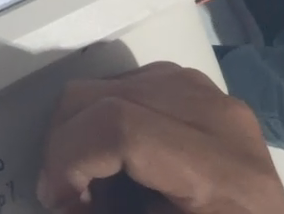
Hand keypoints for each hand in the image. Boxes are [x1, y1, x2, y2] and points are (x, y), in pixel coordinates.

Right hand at [38, 62, 283, 213]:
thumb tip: (56, 198)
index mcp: (227, 172)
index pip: (121, 130)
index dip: (71, 159)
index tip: (56, 200)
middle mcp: (215, 115)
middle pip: (101, 99)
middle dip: (64, 146)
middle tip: (61, 193)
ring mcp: (202, 91)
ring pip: (100, 87)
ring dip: (76, 132)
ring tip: (85, 179)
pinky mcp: (188, 84)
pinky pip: (118, 86)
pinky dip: (97, 119)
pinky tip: (110, 158)